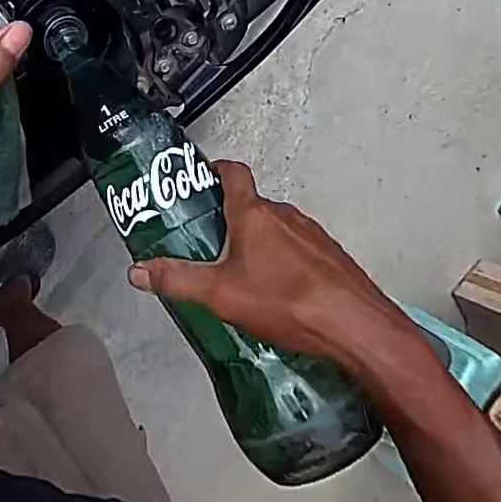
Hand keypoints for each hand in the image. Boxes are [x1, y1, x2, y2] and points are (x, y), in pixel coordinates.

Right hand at [127, 160, 419, 376]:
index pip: (233, 172)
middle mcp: (285, 216)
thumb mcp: (221, 294)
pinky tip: (278, 294)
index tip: (200, 178)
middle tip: (209, 240)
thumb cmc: (290, 303)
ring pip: (276, 228)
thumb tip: (139, 271)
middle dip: (229, 218)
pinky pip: (299, 249)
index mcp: (254, 214)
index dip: (215, 169)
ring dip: (258, 241)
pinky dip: (284, 261)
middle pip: (251, 203)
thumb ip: (177, 280)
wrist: (361, 331)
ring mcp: (313, 236)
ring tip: (241, 273)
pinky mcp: (333, 259)